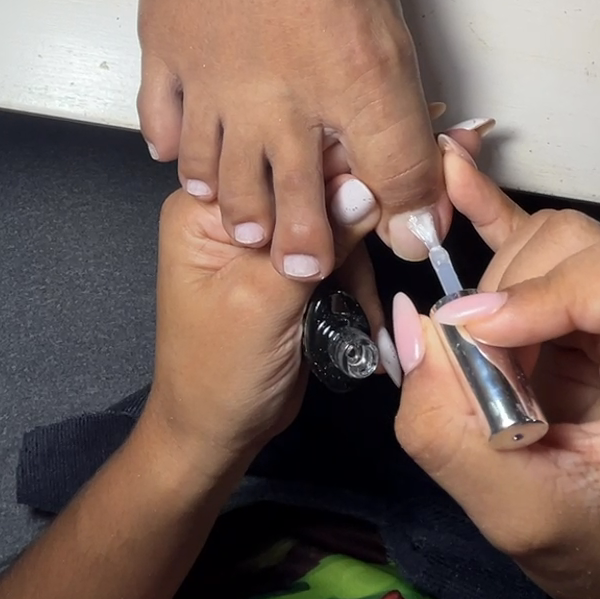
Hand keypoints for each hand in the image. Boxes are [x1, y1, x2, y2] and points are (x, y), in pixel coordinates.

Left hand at [140, 169, 386, 473]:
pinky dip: (353, 285)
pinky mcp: (286, 270)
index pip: (272, 164)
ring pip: (327, 226)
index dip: (328, 170)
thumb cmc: (221, 367)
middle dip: (350, 225)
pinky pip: (331, 257)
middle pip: (305, 191)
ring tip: (371, 315)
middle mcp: (233, 213)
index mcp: (205, 208)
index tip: (384, 183)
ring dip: (357, 269)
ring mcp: (261, 242)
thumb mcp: (264, 300)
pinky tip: (369, 321)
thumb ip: (315, 243)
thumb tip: (365, 186)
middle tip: (395, 245)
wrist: (217, 434)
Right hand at [390, 136, 599, 598]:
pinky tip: (454, 175)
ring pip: (549, 239)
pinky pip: (532, 235)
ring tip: (480, 352)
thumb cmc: (596, 551)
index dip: (549, 289)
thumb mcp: (522, 520)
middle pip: (586, 246)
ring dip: (493, 284)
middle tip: (476, 363)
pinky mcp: (582, 296)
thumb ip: (457, 435)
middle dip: (510, 295)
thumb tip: (419, 328)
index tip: (480, 331)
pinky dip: (488, 210)